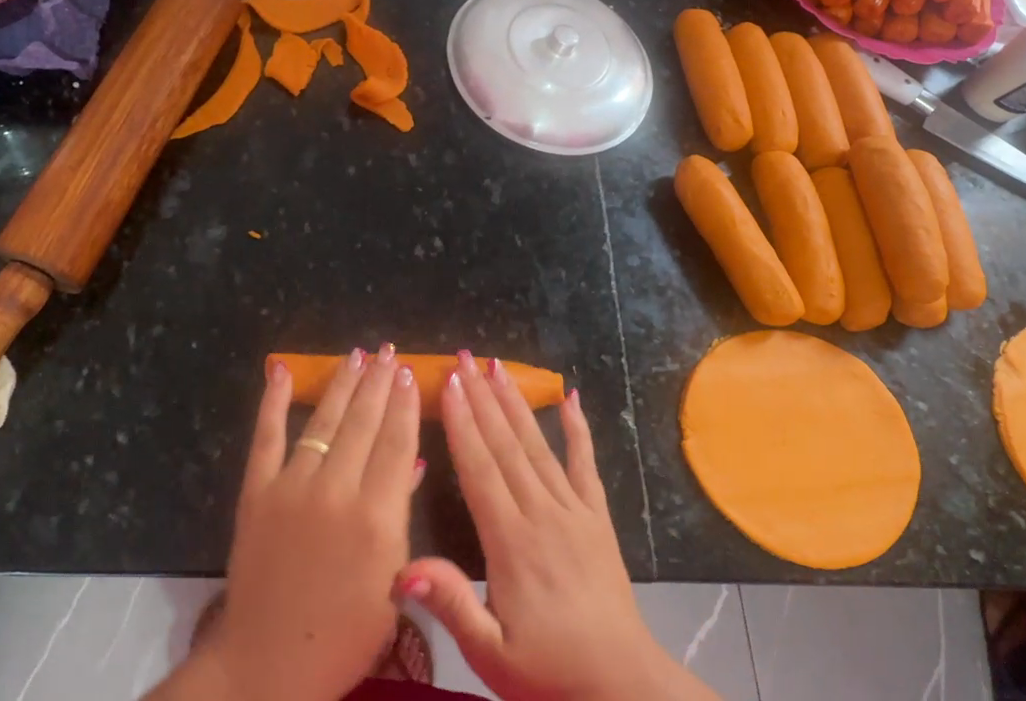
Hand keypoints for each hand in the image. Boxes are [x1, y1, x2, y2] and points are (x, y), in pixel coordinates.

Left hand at [169, 346, 421, 700]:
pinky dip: (272, 400)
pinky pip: (266, 436)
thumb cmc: (344, 634)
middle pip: (363, 423)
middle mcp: (337, 491)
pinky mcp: (255, 491)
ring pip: (324, 421)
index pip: (396, 443)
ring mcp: (292, 487)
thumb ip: (399, 514)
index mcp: (377, 517)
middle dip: (378, 383)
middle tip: (388, 350)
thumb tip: (413, 459)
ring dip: (342, 384)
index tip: (410, 373)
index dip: (404, 404)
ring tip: (357, 354)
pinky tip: (280, 370)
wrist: (269, 661)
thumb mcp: (390, 582)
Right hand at [399, 353, 716, 700]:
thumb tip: (403, 568)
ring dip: (515, 403)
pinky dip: (579, 429)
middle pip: (506, 445)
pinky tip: (571, 398)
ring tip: (496, 366)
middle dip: (481, 398)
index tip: (446, 383)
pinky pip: (587, 465)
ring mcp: (575, 512)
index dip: (461, 423)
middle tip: (463, 357)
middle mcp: (543, 514)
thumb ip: (450, 605)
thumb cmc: (548, 673)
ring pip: (539, 446)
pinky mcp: (599, 520)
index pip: (480, 469)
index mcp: (511, 543)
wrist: (623, 686)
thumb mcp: (490, 654)